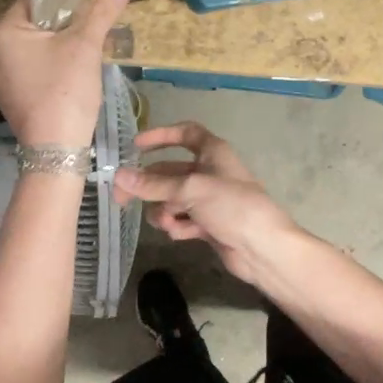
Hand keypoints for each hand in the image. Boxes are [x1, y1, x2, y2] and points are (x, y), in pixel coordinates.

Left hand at [0, 0, 132, 147]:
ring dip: (62, 42)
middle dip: (68, 20)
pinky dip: (53, 64)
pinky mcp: (10, 95)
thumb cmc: (65, 92)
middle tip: (98, 23)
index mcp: (2, 29)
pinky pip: (33, 67)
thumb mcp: (85, 46)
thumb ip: (101, 10)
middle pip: (37, 21)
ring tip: (90, 46)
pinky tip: (74, 71)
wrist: (55, 149)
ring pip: (36, 46)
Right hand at [112, 122, 302, 286]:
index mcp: (213, 153)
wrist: (263, 248)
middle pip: (170, 172)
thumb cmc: (233, 207)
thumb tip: (119, 177)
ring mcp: (208, 201)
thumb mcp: (191, 190)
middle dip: (148, 185)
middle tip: (121, 198)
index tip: (136, 146)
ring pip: (171, 200)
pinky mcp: (207, 225)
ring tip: (168, 221)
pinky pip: (181, 220)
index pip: (186, 133)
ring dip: (164, 210)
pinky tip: (183, 234)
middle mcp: (209, 173)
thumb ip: (154, 185)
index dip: (161, 136)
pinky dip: (178, 226)